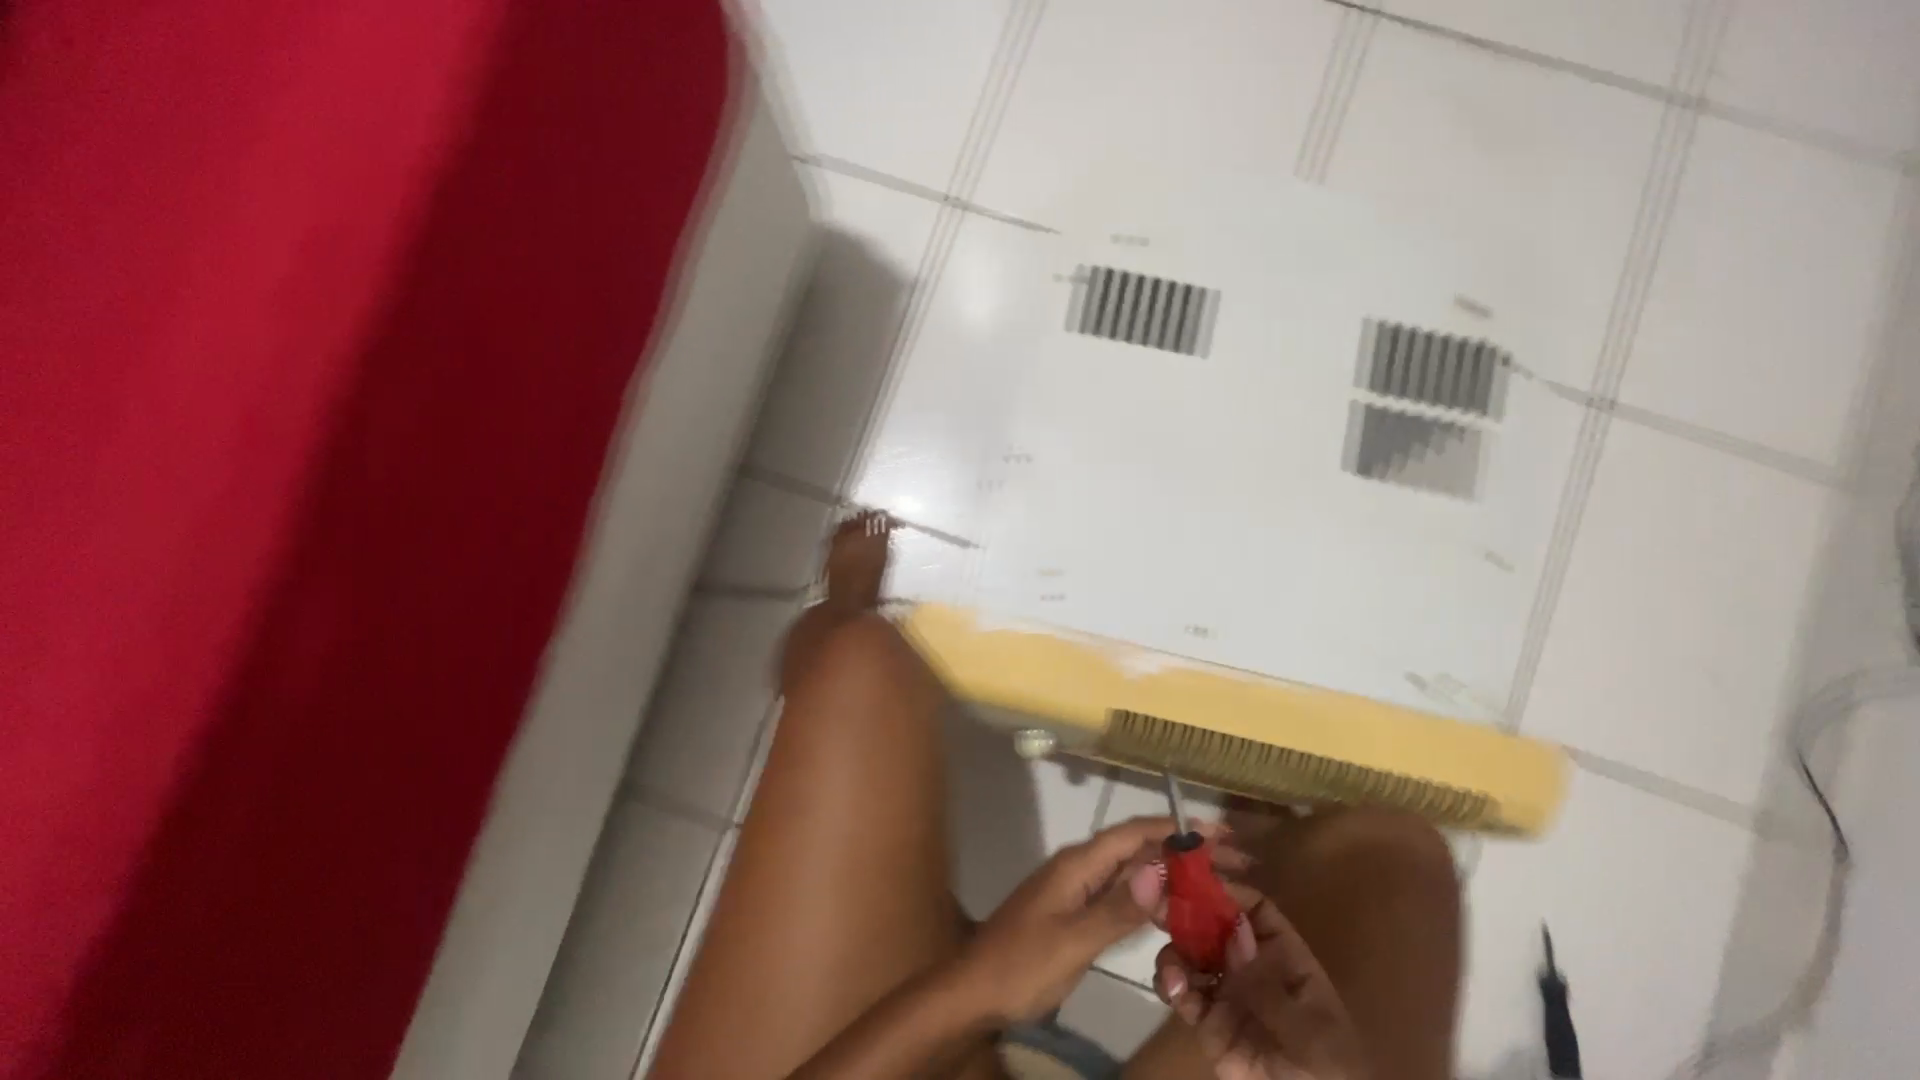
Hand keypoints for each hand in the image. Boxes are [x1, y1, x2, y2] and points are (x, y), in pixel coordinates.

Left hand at [943, 816, 1213, 1026]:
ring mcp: (1074, 888)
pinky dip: (1149, 895)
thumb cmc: (1021, 965)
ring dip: (1169, 871)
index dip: (1178, 831)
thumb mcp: (1072, 941)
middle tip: (1234, 860)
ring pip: (1130, 869)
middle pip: (1137, 847)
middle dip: (1183, 850)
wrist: (973, 991)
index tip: (1223, 835)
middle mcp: (1078, 867)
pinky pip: (1119, 892)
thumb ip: (1116, 908)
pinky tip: (1171, 909)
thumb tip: (1160, 869)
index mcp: (1077, 865)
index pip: (1135, 834)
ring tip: (1214, 881)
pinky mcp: (1074, 910)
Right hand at [1154, 888, 1370, 1079]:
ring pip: (1190, 953)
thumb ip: (1266, 981)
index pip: (1253, 909)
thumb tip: (1234, 930)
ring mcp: (1227, 992)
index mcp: (1283, 956)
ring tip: (1172, 970)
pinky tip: (1174, 991)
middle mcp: (1250, 966)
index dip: (1226, 890)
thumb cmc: (1328, 1070)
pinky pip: (1182, 992)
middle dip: (1183, 911)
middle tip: (1154, 902)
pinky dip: (1171, 985)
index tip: (1193, 879)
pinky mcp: (1207, 1022)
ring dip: (1174, 951)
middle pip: (1213, 924)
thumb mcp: (1308, 1028)